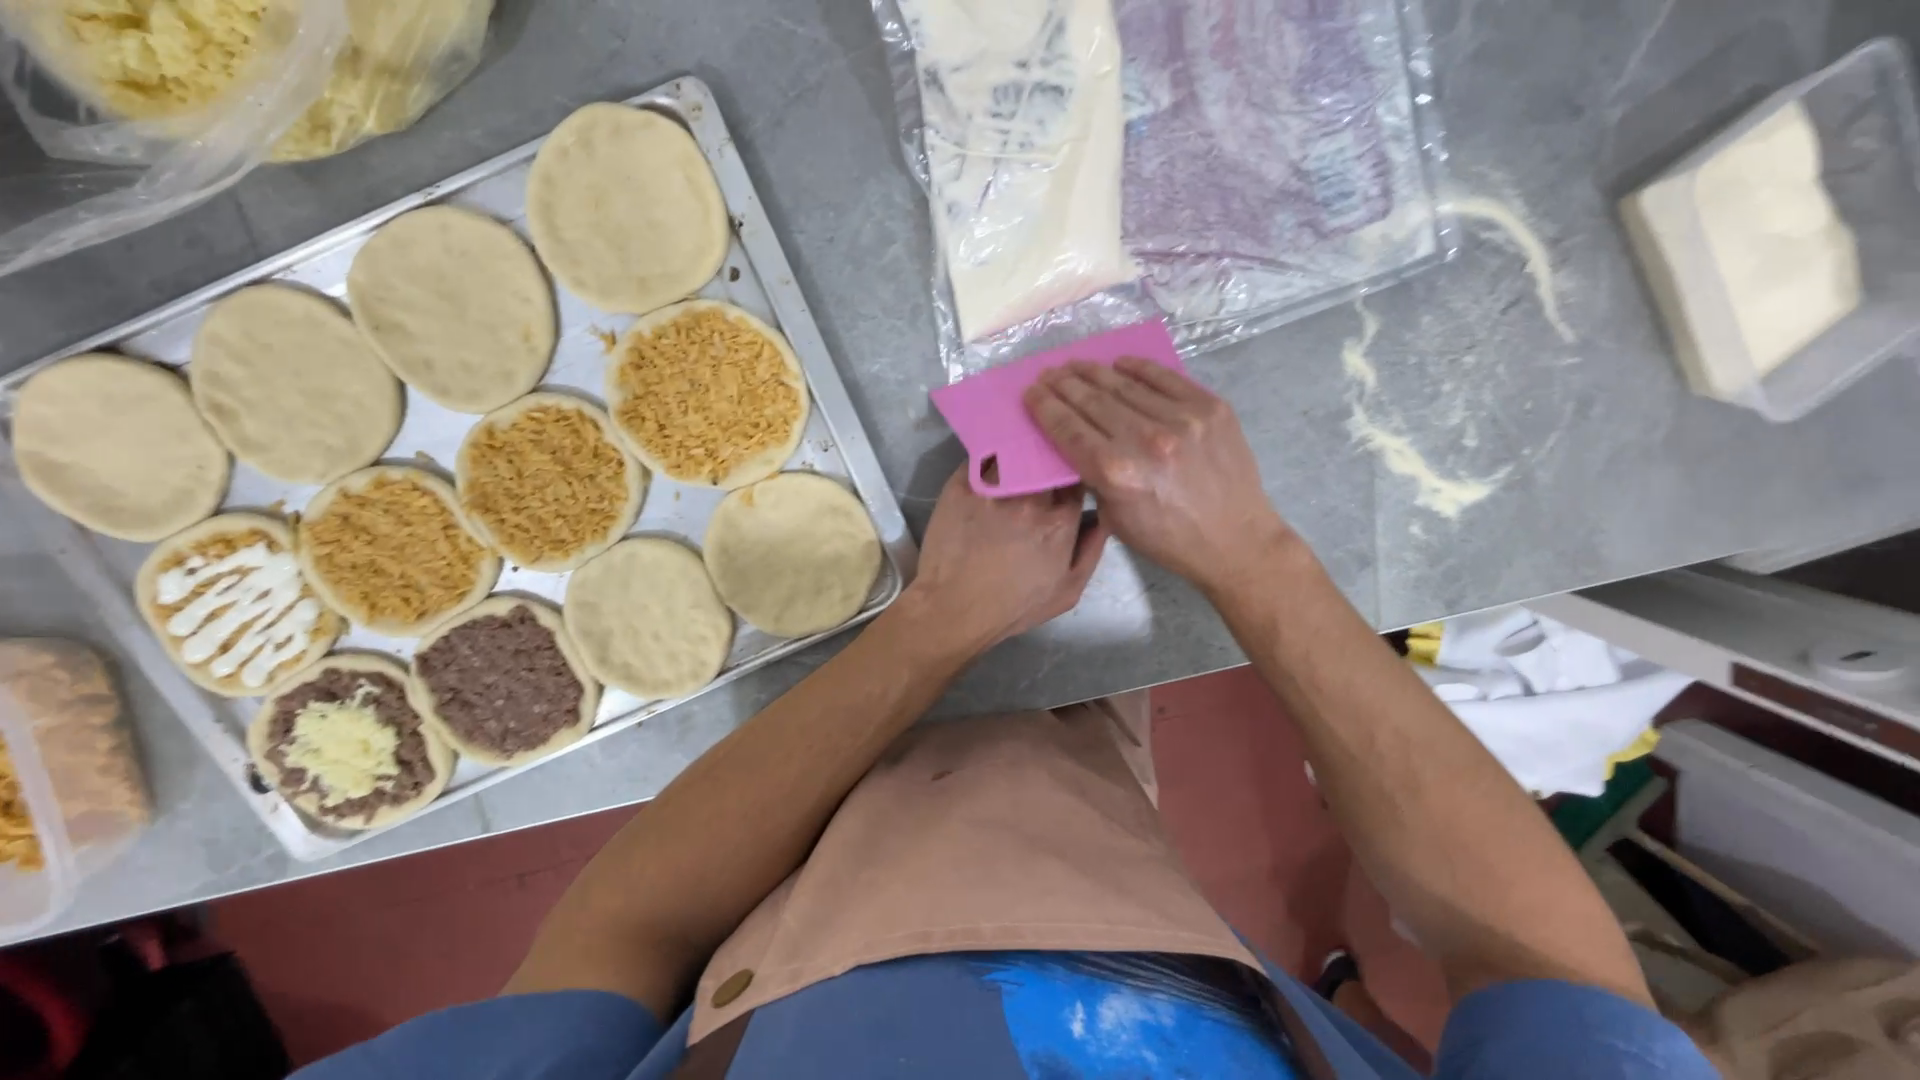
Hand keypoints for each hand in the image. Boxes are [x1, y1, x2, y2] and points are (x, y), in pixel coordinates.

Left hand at [906, 466, 1108, 656]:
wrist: (952, 607)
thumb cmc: (1012, 606)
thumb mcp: (1067, 591)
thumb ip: (1092, 551)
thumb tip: (1104, 518)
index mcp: (1061, 521)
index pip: (1077, 479)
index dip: (1072, 474)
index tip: (1065, 476)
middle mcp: (1031, 498)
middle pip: (1048, 461)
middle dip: (1048, 459)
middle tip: (1041, 464)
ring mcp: (995, 488)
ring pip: (1017, 453)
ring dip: (1021, 452)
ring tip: (1018, 454)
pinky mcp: (963, 484)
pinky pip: (983, 456)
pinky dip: (991, 455)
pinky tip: (990, 459)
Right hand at [1024, 358, 1291, 593]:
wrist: (1234, 539)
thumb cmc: (1169, 538)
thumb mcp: (1115, 518)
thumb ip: (1094, 476)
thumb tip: (1077, 440)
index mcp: (1116, 473)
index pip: (1069, 429)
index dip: (1045, 407)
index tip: (1032, 392)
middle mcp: (1145, 440)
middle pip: (1092, 401)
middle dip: (1064, 385)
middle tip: (1049, 373)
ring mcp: (1181, 420)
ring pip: (1124, 386)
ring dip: (1094, 372)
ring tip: (1076, 365)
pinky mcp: (1210, 408)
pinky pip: (1165, 378)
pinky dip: (1138, 368)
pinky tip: (1120, 362)